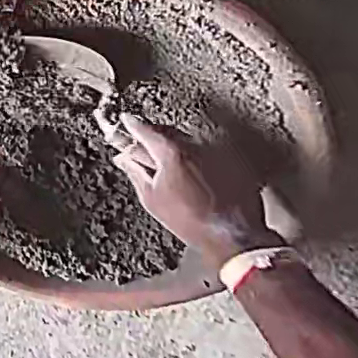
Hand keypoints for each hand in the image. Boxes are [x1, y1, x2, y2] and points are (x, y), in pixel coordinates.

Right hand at [110, 113, 278, 270]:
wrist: (233, 237)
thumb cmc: (190, 221)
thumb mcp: (152, 198)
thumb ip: (135, 172)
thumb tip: (124, 158)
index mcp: (171, 152)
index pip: (144, 130)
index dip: (132, 124)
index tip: (125, 120)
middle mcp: (194, 145)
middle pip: (166, 131)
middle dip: (153, 137)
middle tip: (142, 150)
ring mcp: (214, 151)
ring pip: (186, 140)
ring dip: (175, 148)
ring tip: (170, 169)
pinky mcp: (230, 159)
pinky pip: (206, 151)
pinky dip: (195, 158)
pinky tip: (193, 178)